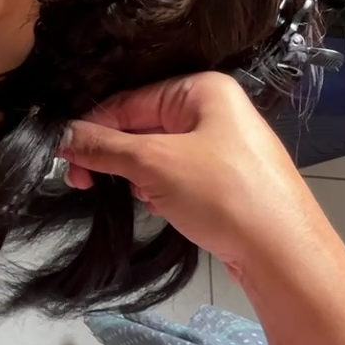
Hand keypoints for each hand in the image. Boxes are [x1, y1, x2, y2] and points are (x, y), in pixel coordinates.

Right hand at [58, 71, 325, 279]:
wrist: (284, 255)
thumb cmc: (224, 195)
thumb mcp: (153, 165)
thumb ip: (102, 147)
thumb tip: (60, 136)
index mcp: (201, 89)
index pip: (128, 100)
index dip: (92, 127)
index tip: (63, 157)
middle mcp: (213, 109)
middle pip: (140, 124)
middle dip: (112, 154)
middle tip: (82, 182)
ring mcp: (221, 145)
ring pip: (156, 151)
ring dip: (133, 173)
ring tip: (127, 194)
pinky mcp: (224, 178)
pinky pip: (175, 172)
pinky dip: (157, 187)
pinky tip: (155, 204)